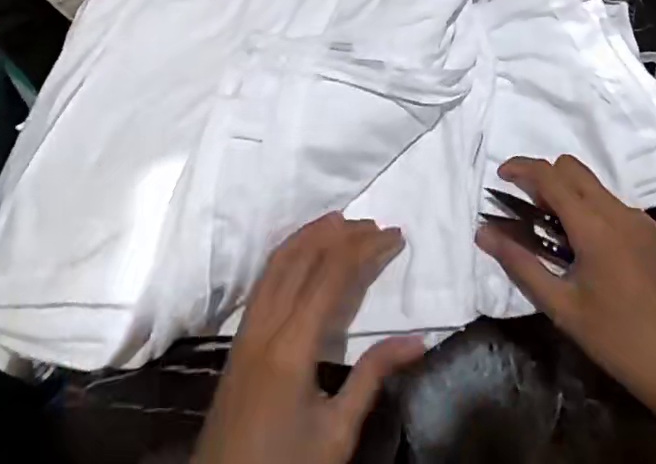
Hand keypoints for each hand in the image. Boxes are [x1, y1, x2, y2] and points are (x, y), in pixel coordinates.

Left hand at [193, 214, 426, 463]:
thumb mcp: (337, 432)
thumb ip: (373, 376)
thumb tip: (418, 339)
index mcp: (292, 346)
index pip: (332, 274)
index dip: (365, 248)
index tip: (395, 235)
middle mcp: (264, 328)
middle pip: (301, 258)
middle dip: (340, 233)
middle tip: (375, 225)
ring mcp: (244, 333)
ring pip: (275, 264)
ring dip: (309, 236)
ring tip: (341, 222)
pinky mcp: (237, 343)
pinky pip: (263, 282)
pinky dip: (287, 255)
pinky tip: (303, 255)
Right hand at [474, 157, 655, 421]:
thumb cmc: (615, 339)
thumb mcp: (560, 306)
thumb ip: (520, 264)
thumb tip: (484, 232)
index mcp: (594, 225)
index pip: (551, 176)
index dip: (522, 168)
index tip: (499, 176)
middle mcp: (618, 211)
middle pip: (573, 170)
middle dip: (543, 178)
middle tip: (523, 211)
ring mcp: (639, 220)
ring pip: (593, 186)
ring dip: (566, 195)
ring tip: (548, 235)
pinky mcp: (651, 233)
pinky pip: (611, 205)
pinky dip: (588, 210)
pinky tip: (582, 251)